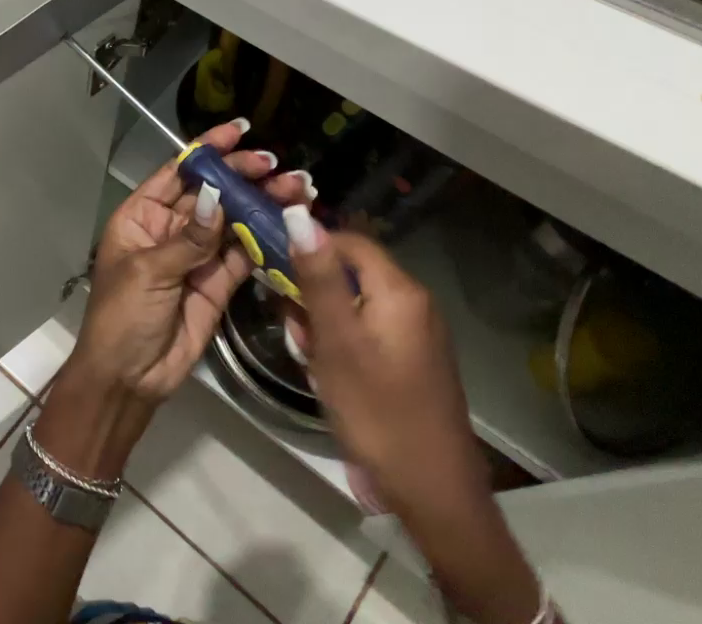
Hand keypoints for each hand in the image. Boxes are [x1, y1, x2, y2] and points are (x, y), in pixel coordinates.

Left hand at [70, 120, 310, 404]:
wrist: (128, 376)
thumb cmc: (122, 316)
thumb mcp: (150, 272)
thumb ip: (190, 238)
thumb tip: (219, 198)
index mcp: (141, 216)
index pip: (178, 173)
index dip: (208, 151)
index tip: (239, 131)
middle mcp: (170, 229)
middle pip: (212, 194)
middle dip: (244, 177)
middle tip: (279, 168)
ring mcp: (196, 256)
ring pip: (233, 222)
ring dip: (263, 206)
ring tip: (299, 191)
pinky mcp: (217, 284)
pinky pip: (243, 256)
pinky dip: (266, 241)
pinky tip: (291, 224)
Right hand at [286, 215, 550, 623]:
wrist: (430, 487)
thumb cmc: (376, 408)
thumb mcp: (335, 339)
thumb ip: (316, 276)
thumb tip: (301, 215)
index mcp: (399, 290)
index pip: (346, 240)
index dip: (306, 246)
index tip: (270, 269)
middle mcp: (413, 302)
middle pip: (347, 273)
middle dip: (311, 295)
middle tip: (296, 332)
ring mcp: (414, 332)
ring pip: (352, 305)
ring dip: (321, 324)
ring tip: (311, 360)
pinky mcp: (410, 359)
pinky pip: (365, 331)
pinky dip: (340, 344)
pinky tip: (330, 375)